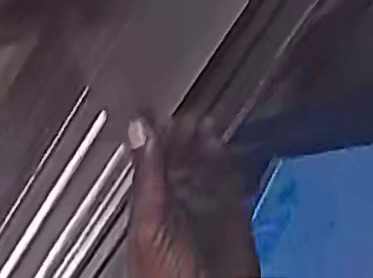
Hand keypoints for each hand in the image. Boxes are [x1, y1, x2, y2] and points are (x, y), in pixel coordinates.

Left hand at [127, 118, 259, 277]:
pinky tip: (229, 148)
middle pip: (182, 163)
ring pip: (208, 169)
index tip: (165, 110)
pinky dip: (232, 163)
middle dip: (187, 137)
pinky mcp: (233, 219)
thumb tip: (140, 128)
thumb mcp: (148, 224)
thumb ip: (147, 175)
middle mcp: (178, 208)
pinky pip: (233, 183)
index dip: (160, 137)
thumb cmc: (165, 276)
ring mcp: (206, 213)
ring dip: (210, 147)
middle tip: (193, 113)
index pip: (154, 163)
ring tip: (209, 123)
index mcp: (151, 210)